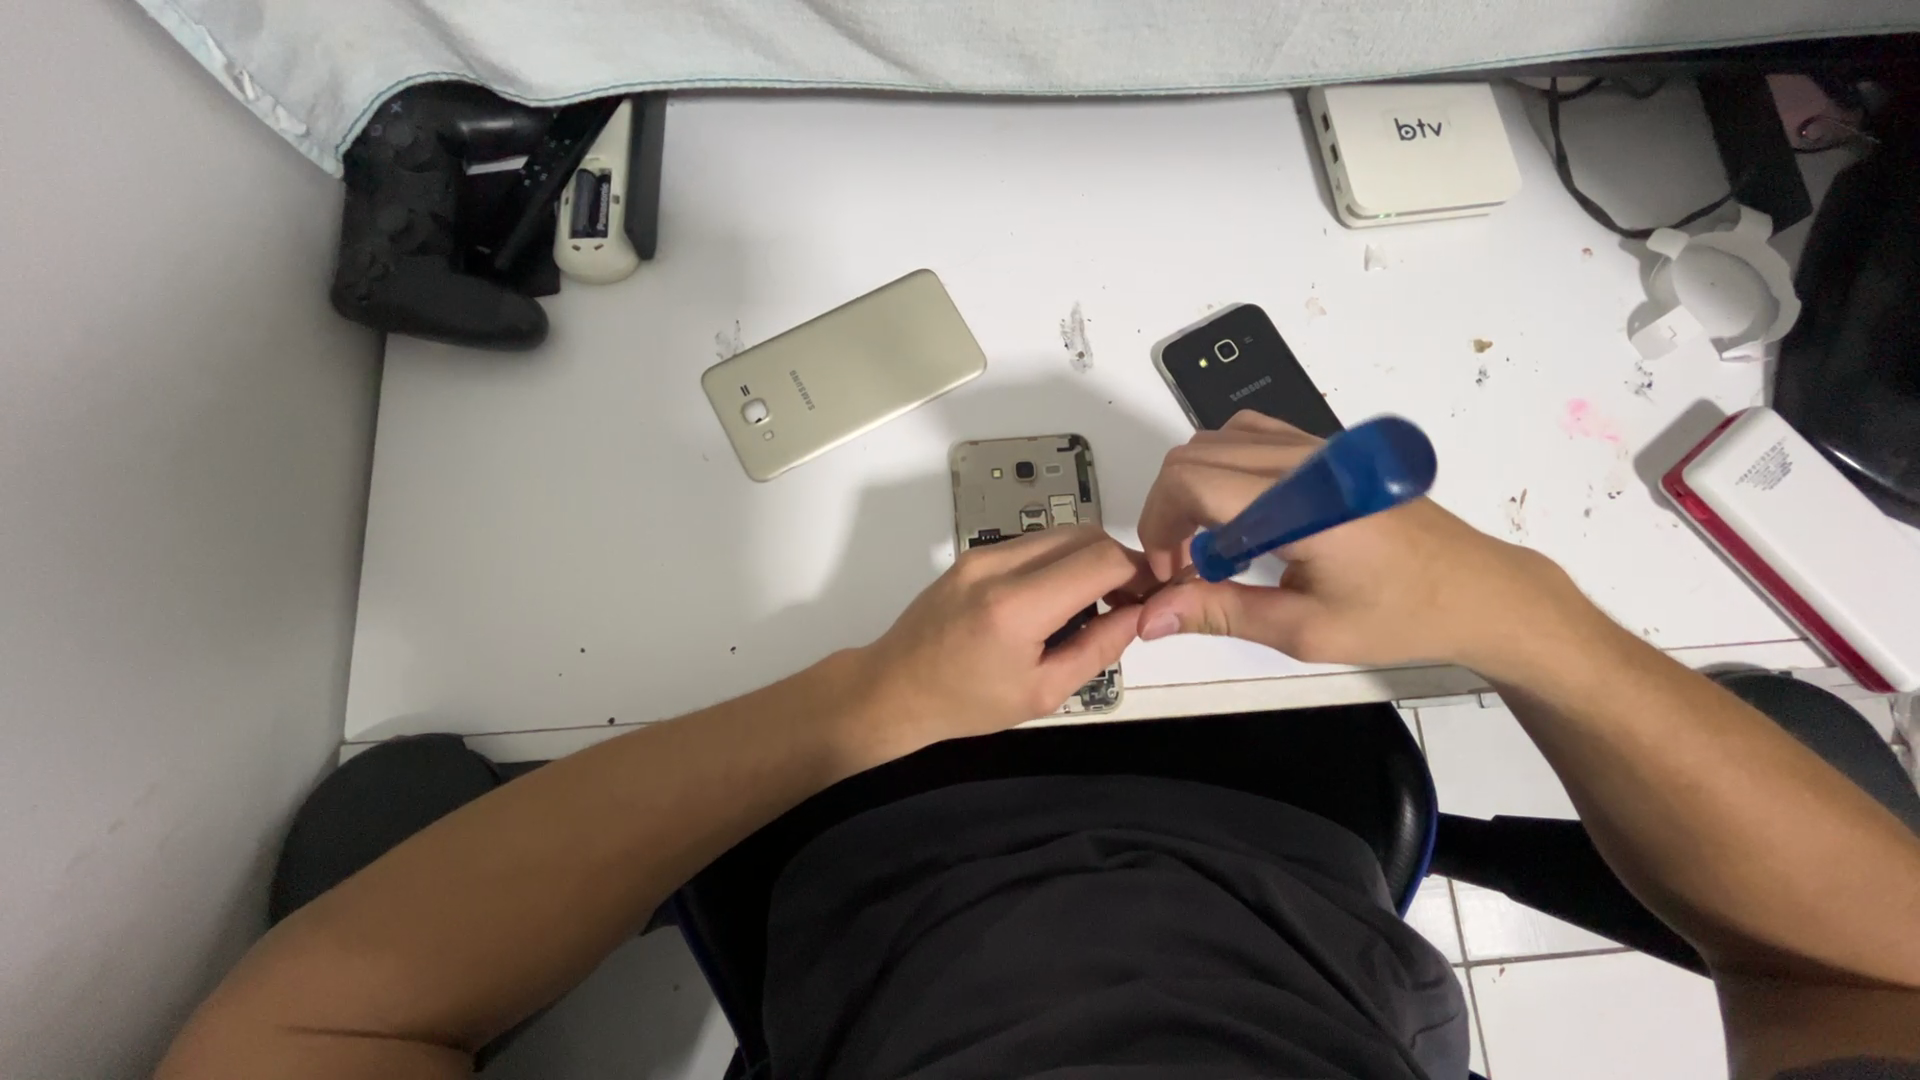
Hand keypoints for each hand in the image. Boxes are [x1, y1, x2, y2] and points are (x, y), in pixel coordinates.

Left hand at [848, 526, 1142, 760]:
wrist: (895, 688)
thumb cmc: (968, 702)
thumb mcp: (1043, 691)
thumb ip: (1098, 648)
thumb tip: (1142, 615)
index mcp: (1016, 606)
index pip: (1101, 559)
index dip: (1139, 572)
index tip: (1151, 597)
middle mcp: (997, 565)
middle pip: (1085, 534)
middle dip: (1118, 562)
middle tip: (1128, 602)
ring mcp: (981, 554)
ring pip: (1059, 533)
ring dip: (1089, 558)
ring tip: (1094, 603)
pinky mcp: (972, 554)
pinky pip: (1033, 543)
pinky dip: (1060, 560)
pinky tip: (1059, 598)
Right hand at [1132, 410, 1588, 673]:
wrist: (1476, 590)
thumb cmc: (1397, 617)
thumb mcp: (1304, 629)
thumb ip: (1221, 614)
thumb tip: (1151, 617)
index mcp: (1296, 505)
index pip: (1190, 482)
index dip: (1159, 525)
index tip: (1170, 574)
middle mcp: (1300, 462)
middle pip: (1190, 458)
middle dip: (1168, 512)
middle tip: (1185, 568)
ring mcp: (1313, 447)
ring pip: (1212, 442)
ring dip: (1191, 490)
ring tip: (1211, 545)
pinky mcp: (1322, 449)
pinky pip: (1246, 436)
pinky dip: (1219, 469)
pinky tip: (1239, 514)